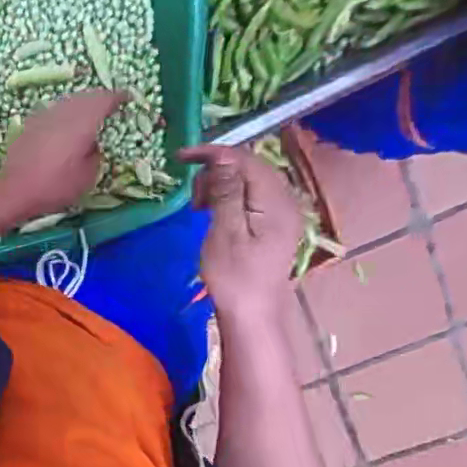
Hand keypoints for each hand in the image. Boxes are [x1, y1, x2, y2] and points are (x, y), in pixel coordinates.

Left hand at [0, 89, 123, 221]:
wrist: (14, 192)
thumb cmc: (54, 186)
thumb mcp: (87, 176)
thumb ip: (95, 154)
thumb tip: (93, 144)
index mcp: (81, 122)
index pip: (103, 100)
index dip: (118, 97)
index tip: (127, 98)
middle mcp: (62, 113)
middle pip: (84, 97)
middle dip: (99, 98)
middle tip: (110, 106)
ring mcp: (43, 118)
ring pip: (67, 102)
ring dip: (81, 104)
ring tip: (89, 115)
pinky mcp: (29, 126)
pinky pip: (53, 112)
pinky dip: (64, 114)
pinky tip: (64, 126)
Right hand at [179, 144, 300, 317]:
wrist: (251, 313)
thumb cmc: (233, 277)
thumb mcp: (224, 233)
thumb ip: (226, 193)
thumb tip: (222, 158)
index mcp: (275, 203)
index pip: (246, 160)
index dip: (214, 153)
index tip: (181, 157)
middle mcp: (286, 202)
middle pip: (250, 166)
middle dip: (215, 170)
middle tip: (191, 195)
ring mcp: (282, 213)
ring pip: (249, 180)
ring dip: (220, 184)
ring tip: (199, 207)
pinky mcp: (273, 224)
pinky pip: (251, 196)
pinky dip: (228, 196)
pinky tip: (213, 212)